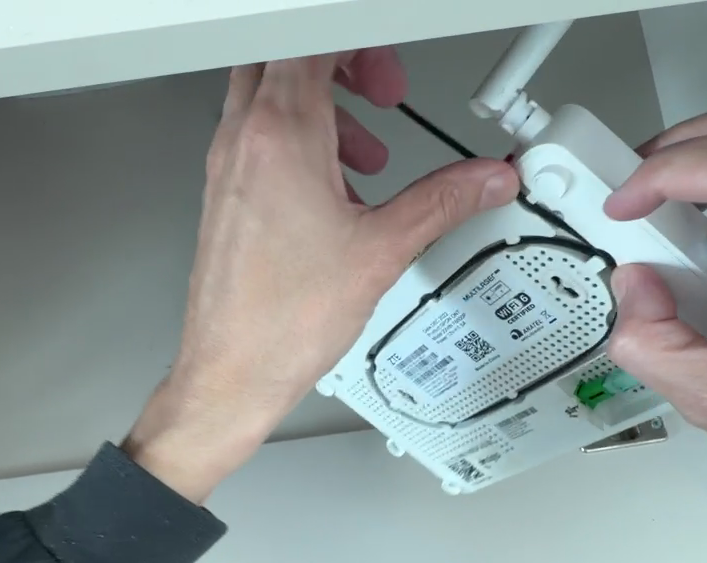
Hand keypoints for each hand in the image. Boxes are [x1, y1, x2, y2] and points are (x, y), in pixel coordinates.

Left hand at [125, 48, 516, 502]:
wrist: (231, 376)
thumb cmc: (279, 325)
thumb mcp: (379, 253)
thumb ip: (441, 202)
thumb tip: (484, 180)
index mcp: (279, 136)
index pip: (314, 41)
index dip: (361, 43)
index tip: (390, 66)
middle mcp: (242, 145)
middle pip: (286, 57)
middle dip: (341, 64)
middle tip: (379, 94)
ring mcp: (226, 173)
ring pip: (268, 101)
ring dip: (320, 109)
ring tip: (364, 154)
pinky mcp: (222, 205)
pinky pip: (257, 147)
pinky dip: (296, 149)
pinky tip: (330, 196)